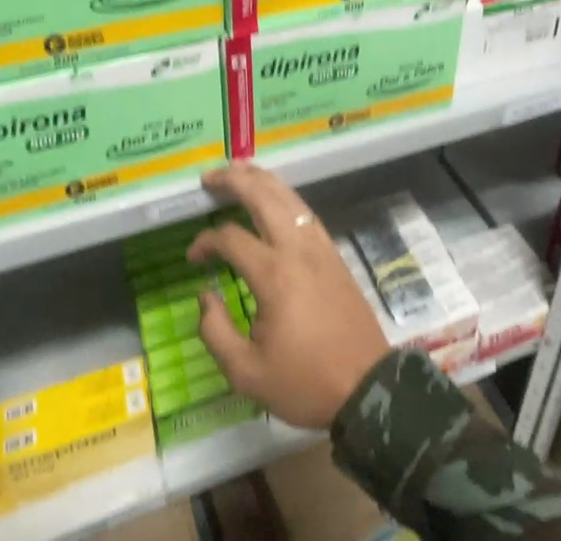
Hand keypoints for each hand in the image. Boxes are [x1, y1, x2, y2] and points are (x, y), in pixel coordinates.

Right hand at [188, 163, 390, 429]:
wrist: (367, 389)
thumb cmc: (304, 383)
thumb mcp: (246, 372)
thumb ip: (215, 331)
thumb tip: (205, 295)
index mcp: (274, 275)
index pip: (230, 239)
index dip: (205, 242)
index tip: (192, 258)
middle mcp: (298, 250)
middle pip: (264, 197)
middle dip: (234, 180)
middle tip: (209, 177)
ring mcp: (321, 249)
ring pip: (290, 198)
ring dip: (262, 180)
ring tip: (239, 171)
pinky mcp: (335, 255)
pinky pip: (306, 213)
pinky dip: (286, 197)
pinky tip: (275, 198)